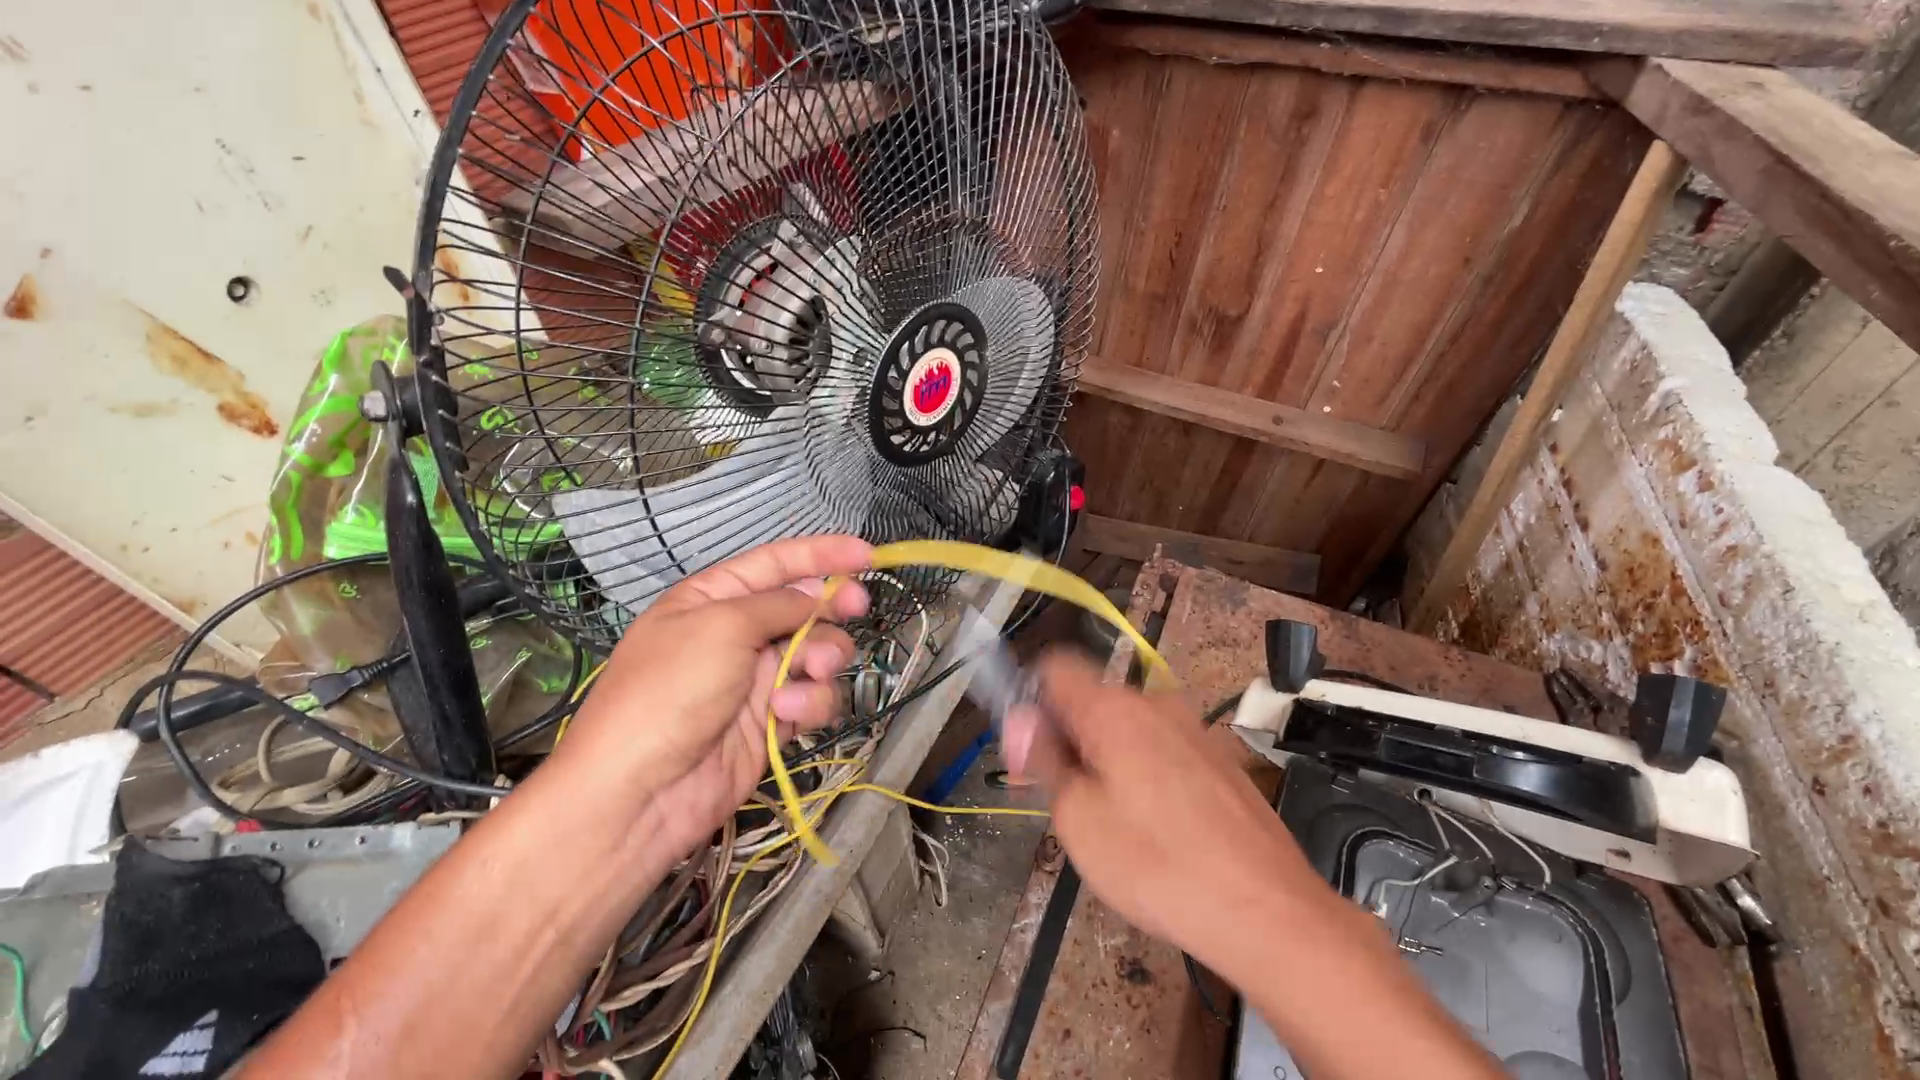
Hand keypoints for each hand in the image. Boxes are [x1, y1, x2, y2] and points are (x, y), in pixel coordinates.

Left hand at [552, 535, 872, 858]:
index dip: (823, 554)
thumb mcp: (721, 627)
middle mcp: (737, 634)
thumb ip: (779, 604)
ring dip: (821, 660)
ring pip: (818, 655)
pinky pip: (813, 699)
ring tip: (811, 673)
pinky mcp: (773, 722)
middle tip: (856, 607)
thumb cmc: (667, 692)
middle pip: (804, 609)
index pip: (776, 563)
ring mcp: (756, 680)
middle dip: (831, 608)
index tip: (869, 553)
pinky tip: (786, 715)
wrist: (641, 791)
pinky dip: (810, 703)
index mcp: (714, 598)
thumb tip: (818, 592)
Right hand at [1003, 650, 1346, 975]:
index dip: (1031, 701)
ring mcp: (1195, 730)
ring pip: (1128, 730)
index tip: (1028, 751)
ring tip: (1115, 827)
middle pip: (1092, 701)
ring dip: (1107, 762)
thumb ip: (1043, 759)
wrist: (1267, 909)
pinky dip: (1145, 776)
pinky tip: (1157, 833)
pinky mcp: (1221, 760)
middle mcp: (1157, 705)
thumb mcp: (1078, 819)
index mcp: (1115, 710)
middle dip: (1070, 741)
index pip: (1054, 668)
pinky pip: (1163, 751)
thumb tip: (1019, 719)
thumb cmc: (1159, 867)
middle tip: (1069, 804)